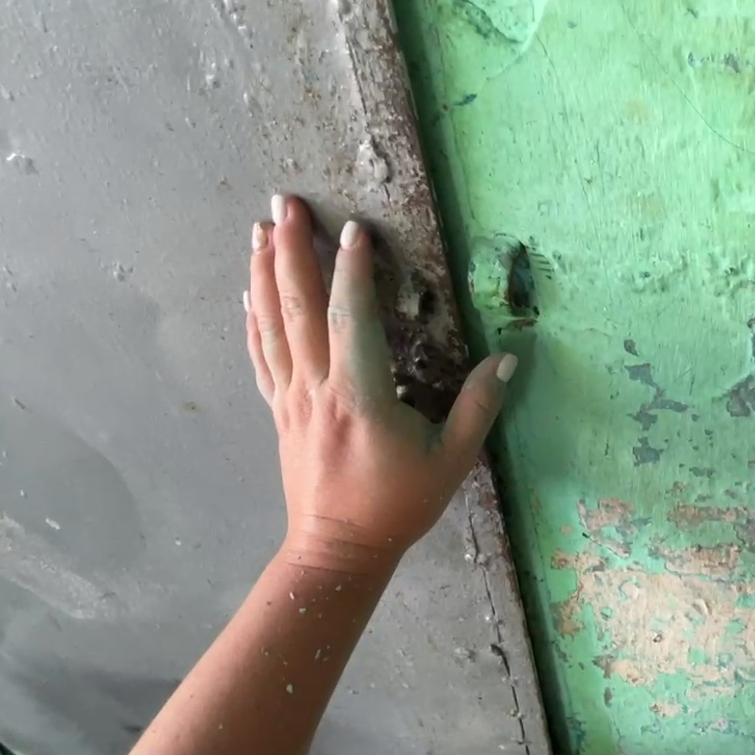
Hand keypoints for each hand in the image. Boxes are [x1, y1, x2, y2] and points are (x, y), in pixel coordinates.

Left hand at [245, 194, 512, 574]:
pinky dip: (253, 318)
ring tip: (260, 229)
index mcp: (360, 396)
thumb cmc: (400, 504)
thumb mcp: (453, 458)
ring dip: (264, 273)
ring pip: (270, 325)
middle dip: (290, 250)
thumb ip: (478, 405)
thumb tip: (507, 358)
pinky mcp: (280, 411)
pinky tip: (248, 292)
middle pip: (297, 308)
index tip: (356, 229)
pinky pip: (261, 355)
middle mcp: (317, 389)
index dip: (353, 271)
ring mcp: (290, 399)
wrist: (338, 551)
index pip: (351, 319)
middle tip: (285, 203)